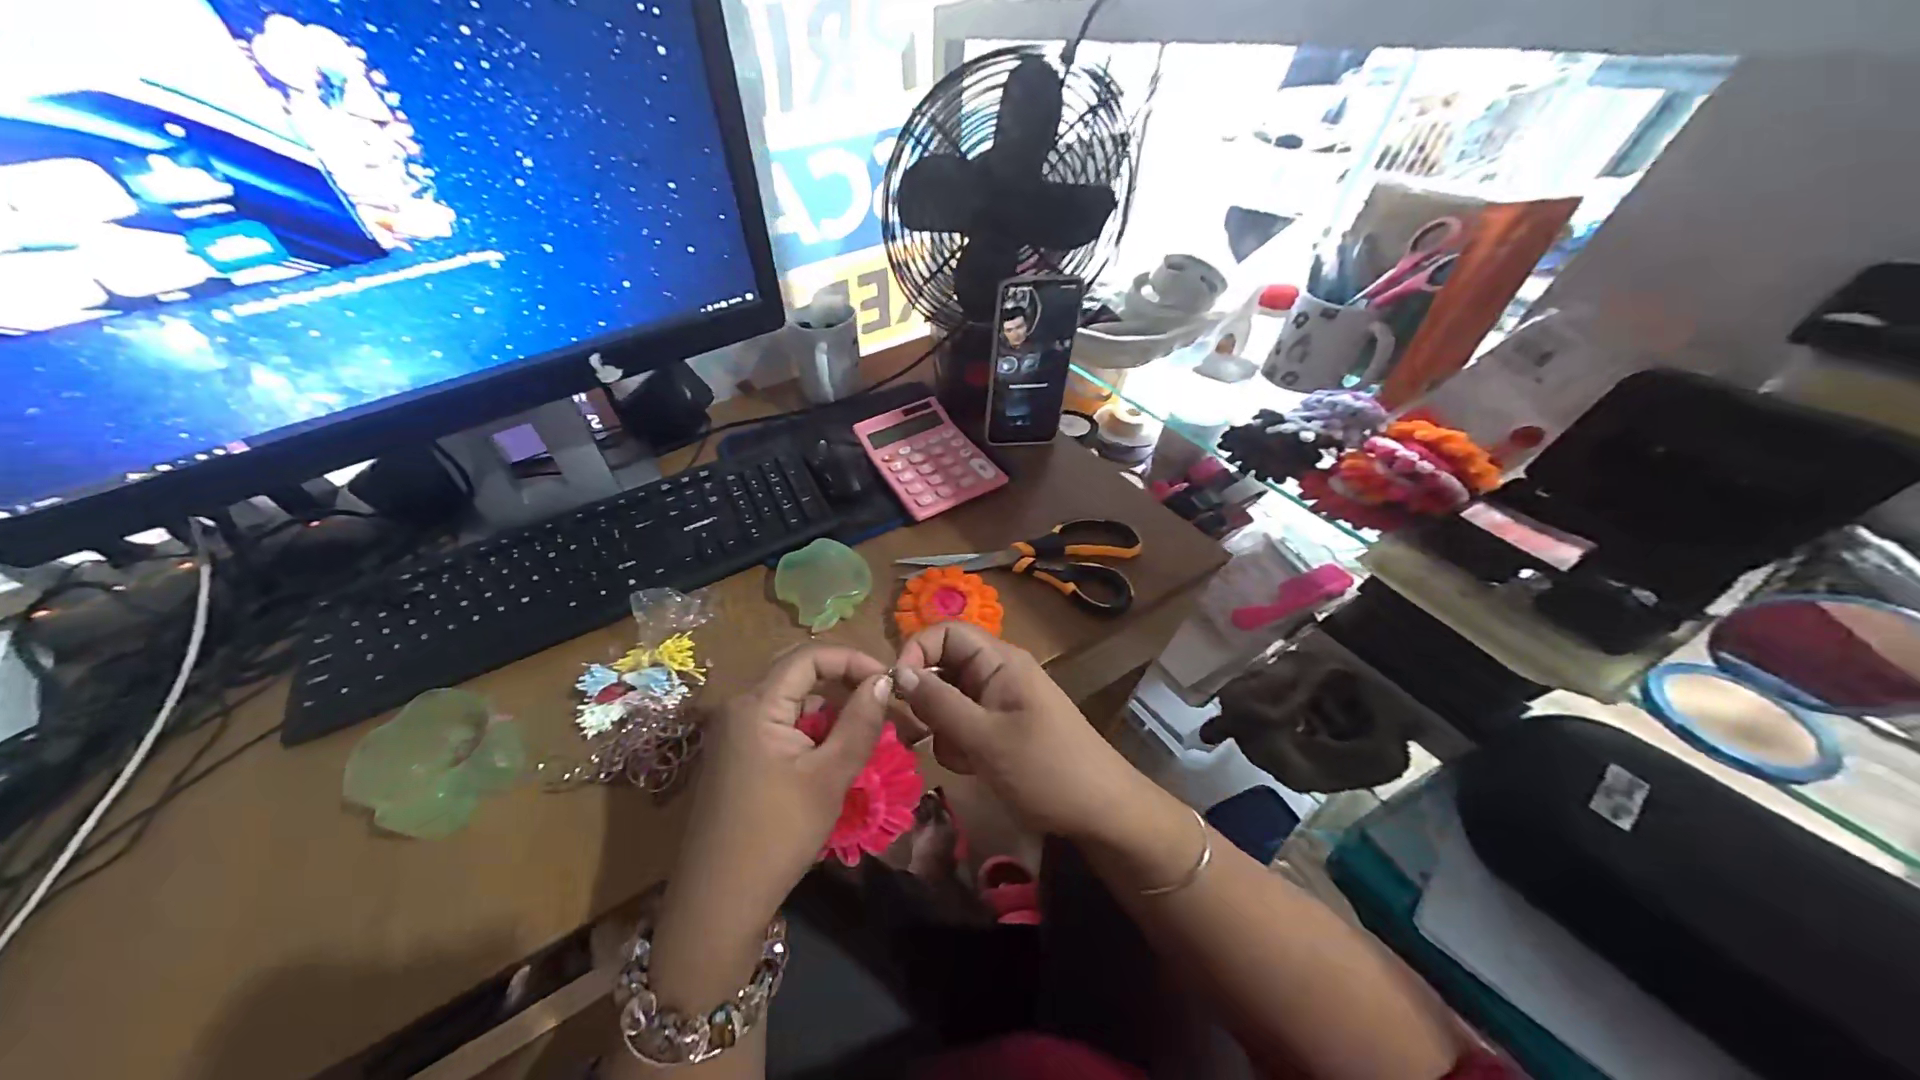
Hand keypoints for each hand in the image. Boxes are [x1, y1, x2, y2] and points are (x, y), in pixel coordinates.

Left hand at [666, 644, 891, 925]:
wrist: (717, 902)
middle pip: (798, 673)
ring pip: (790, 701)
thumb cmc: (778, 834)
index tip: (889, 681)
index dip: (853, 660)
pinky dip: (810, 729)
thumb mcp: (829, 776)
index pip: (810, 656)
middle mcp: (738, 708)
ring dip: (829, 707)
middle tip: (881, 701)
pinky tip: (833, 752)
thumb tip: (884, 680)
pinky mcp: (734, 757)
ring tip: (866, 730)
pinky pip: (778, 724)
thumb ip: (859, 722)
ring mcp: (732, 733)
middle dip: (843, 681)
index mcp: (755, 705)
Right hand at [893, 622, 1146, 839]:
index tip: (897, 690)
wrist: (1101, 812)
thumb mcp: (984, 738)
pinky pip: (964, 723)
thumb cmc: (1046, 769)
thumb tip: (896, 671)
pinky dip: (959, 744)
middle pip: (942, 667)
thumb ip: (938, 703)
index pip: (945, 632)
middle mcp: (997, 673)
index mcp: (1000, 660)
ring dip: (943, 728)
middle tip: (923, 734)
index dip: (916, 652)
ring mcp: (1000, 701)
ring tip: (963, 757)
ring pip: (948, 700)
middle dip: (927, 700)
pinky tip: (974, 767)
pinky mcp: (1001, 728)